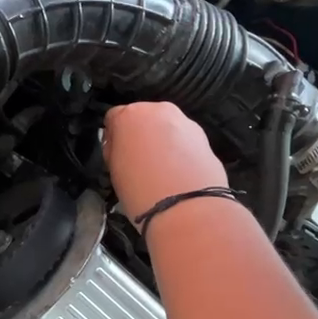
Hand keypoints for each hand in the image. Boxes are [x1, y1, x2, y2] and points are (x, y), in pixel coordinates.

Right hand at [103, 102, 229, 218]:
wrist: (187, 207)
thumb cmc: (139, 188)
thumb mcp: (112, 168)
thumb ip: (115, 148)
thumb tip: (121, 146)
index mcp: (129, 115)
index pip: (113, 117)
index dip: (112, 136)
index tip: (115, 154)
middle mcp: (158, 111)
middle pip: (143, 118)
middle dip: (139, 135)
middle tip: (136, 162)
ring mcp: (185, 122)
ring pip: (166, 128)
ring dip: (161, 142)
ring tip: (160, 170)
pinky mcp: (205, 137)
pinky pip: (183, 140)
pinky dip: (179, 151)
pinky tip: (177, 173)